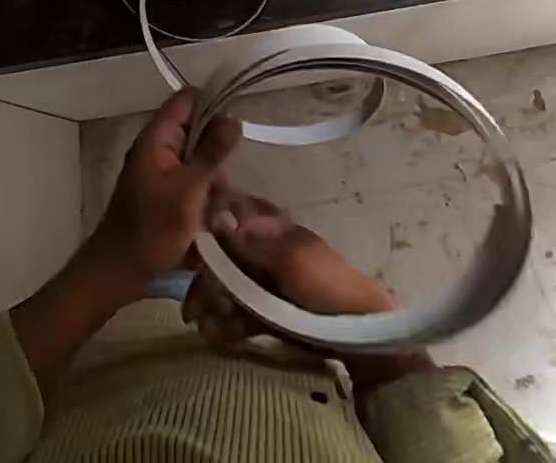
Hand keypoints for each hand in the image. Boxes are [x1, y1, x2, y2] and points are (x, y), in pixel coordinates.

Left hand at [88, 88, 242, 288]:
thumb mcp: (189, 189)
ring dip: (214, 176)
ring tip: (219, 205)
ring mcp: (161, 168)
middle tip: (227, 178)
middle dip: (217, 149)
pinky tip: (214, 216)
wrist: (120, 271)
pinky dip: (206, 191)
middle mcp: (158, 146)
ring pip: (198, 157)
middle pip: (196, 128)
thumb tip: (233, 117)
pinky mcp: (166, 190)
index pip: (187, 99)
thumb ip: (211, 152)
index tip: (238, 121)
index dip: (213, 102)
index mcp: (157, 136)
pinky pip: (193, 179)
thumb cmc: (152, 228)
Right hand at [183, 189, 394, 343]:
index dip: (208, 236)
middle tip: (192, 309)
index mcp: (272, 231)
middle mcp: (263, 253)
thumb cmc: (328, 286)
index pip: (230, 221)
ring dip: (211, 306)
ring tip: (205, 327)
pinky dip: (225, 324)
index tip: (191, 257)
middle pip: (222, 260)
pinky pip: (238, 315)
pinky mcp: (267, 316)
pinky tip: (218, 336)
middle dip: (206, 282)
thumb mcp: (292, 259)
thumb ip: (253, 242)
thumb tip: (216, 218)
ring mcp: (265, 285)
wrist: (364, 337)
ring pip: (226, 289)